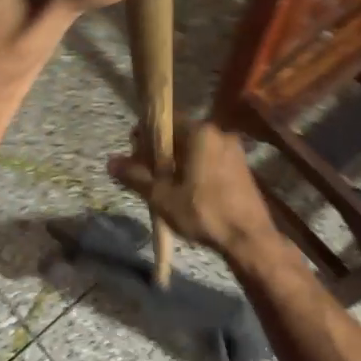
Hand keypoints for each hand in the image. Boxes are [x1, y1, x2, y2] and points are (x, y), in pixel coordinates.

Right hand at [109, 121, 278, 254]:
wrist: (249, 239)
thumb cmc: (204, 213)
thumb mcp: (162, 197)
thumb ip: (136, 176)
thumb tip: (110, 161)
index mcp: (200, 133)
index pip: (164, 121)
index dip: (145, 138)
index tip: (135, 159)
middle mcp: (219, 133)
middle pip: (180, 134)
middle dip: (159, 152)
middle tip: (147, 177)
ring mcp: (233, 150)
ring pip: (195, 148)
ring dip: (177, 162)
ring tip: (165, 188)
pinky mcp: (241, 167)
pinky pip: (210, 159)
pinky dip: (195, 169)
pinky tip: (188, 192)